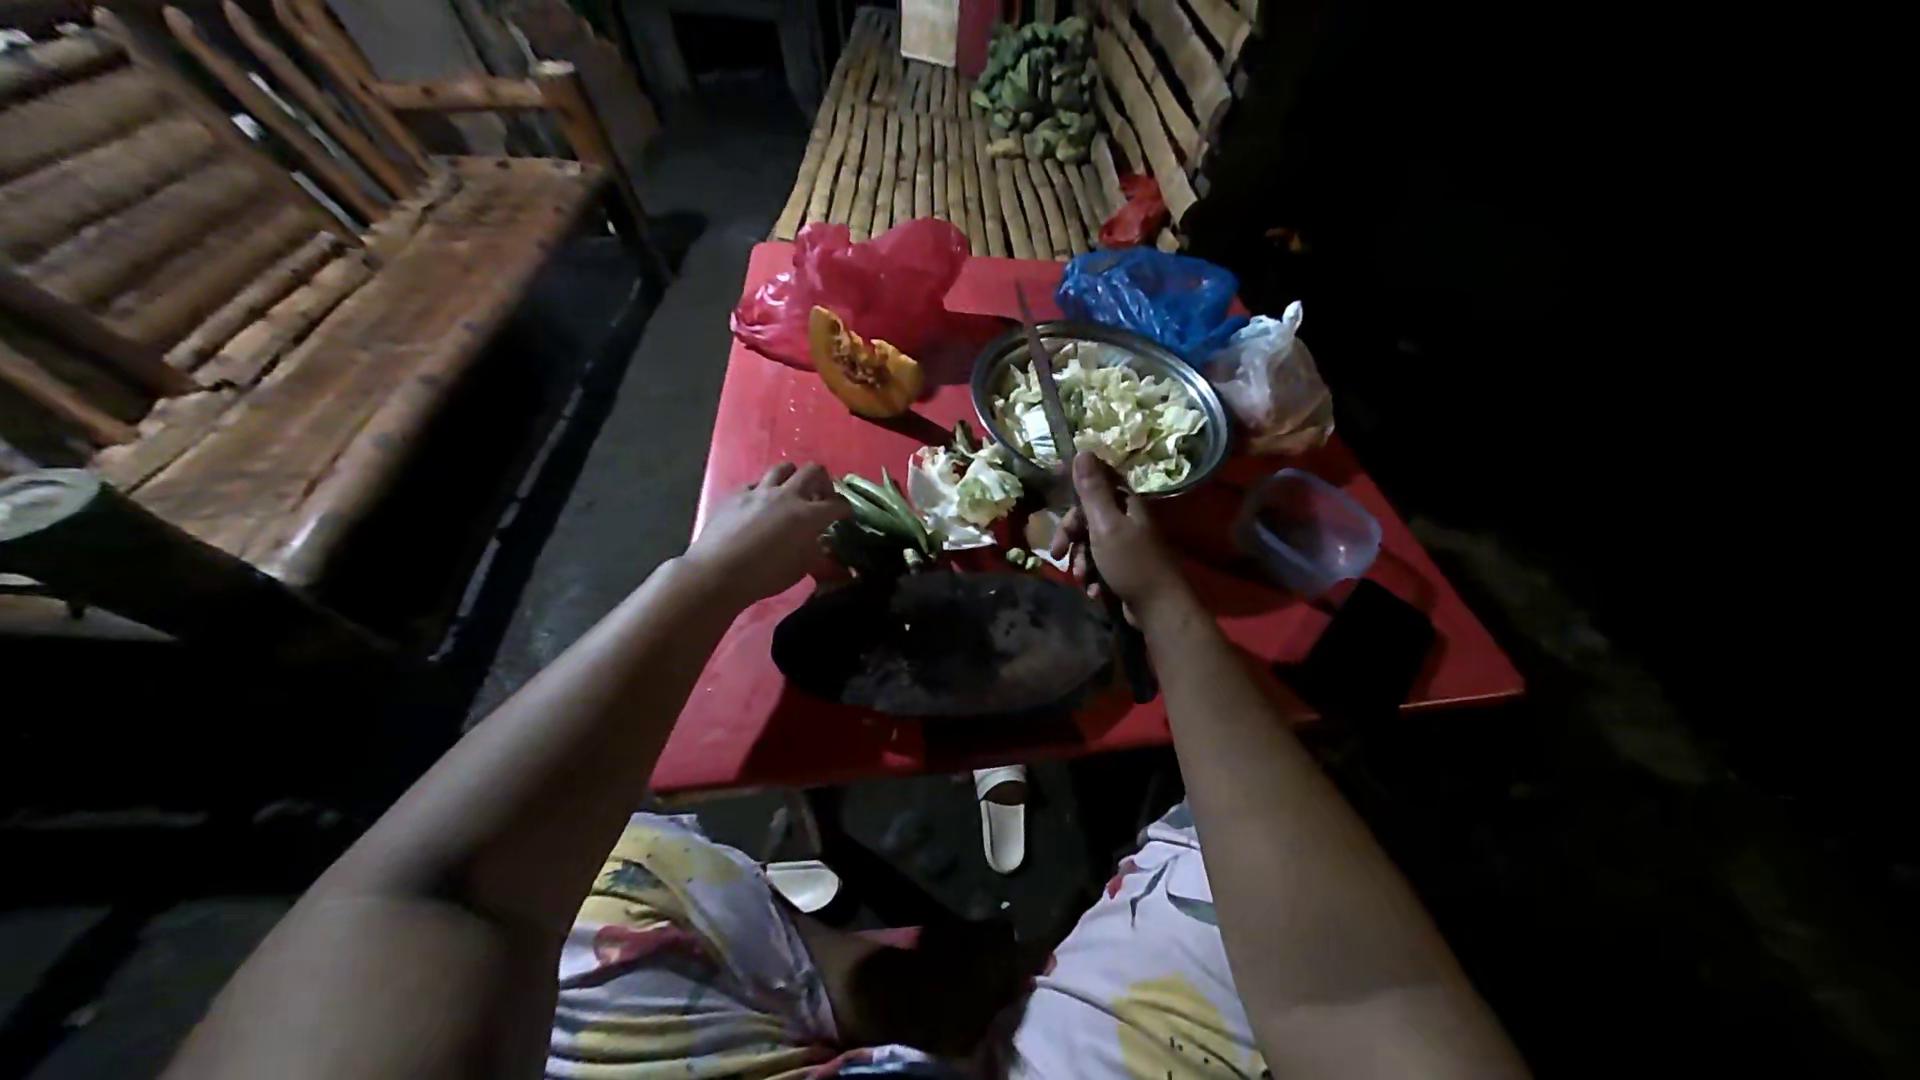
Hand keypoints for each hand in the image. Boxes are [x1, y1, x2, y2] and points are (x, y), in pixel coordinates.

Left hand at [683, 463, 848, 605]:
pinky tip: (762, 503)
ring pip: (784, 468)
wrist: (718, 572)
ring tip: (793, 490)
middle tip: (823, 496)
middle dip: (824, 481)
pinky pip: (756, 483)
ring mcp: (760, 491)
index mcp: (808, 515)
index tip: (846, 516)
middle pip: (813, 471)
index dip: (846, 509)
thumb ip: (816, 551)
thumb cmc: (765, 576)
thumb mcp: (801, 569)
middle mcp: (787, 496)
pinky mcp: (737, 494)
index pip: (837, 505)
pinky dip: (765, 489)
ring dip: (794, 476)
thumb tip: (822, 544)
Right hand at [1048, 452, 1189, 620]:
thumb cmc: (1131, 563)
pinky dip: (1092, 577)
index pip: (1099, 480)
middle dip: (1070, 535)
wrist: (1158, 608)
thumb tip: (1082, 451)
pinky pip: (1098, 564)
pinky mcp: (1124, 568)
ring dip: (1080, 561)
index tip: (1055, 494)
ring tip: (1082, 578)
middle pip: (1088, 516)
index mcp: (1125, 504)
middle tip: (1058, 554)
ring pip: (1090, 543)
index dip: (1077, 484)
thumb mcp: (1106, 524)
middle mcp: (1127, 520)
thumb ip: (1093, 490)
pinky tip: (1094, 590)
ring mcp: (1126, 545)